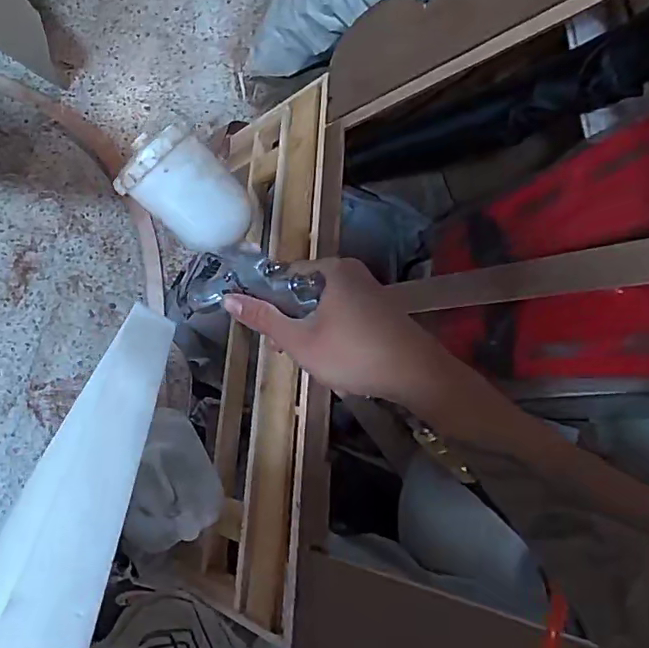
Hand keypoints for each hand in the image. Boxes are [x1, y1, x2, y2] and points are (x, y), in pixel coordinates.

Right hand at [223, 257, 454, 408]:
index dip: (268, 302)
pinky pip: (344, 320)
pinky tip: (339, 364)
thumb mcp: (300, 340)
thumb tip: (228, 298)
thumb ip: (264, 318)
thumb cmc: (354, 355)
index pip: (283, 275)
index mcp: (331, 270)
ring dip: (313, 336)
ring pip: (323, 311)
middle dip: (294, 324)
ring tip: (316, 363)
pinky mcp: (381, 313)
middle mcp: (352, 273)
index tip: (267, 330)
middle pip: (303, 294)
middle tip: (290, 351)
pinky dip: (335, 339)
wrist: (420, 377)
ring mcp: (370, 293)